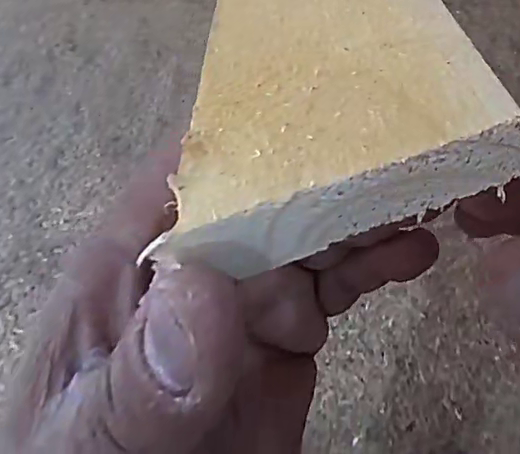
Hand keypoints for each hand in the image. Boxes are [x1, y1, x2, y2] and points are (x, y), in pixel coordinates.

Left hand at [0, 141, 439, 452]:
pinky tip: (416, 251)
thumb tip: (206, 279)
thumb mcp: (94, 438)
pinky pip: (341, 278)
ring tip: (425, 194)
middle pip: (276, 188)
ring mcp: (252, 290)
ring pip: (319, 226)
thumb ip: (143, 374)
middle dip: (338, 167)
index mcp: (138, 255)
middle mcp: (203, 257)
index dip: (258, 128)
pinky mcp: (293, 323)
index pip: (198, 166)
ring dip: (371, 209)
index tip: (324, 101)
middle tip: (402, 152)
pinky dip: (380, 261)